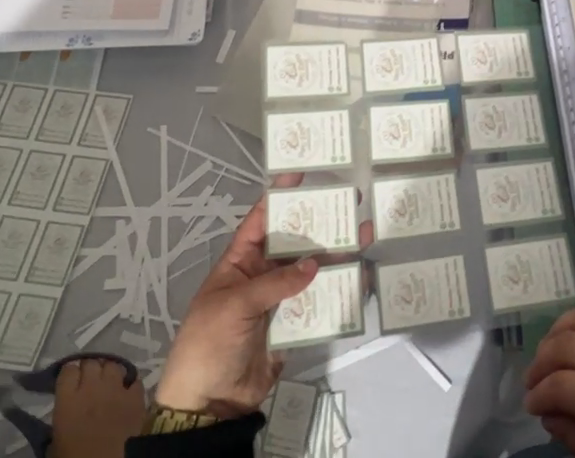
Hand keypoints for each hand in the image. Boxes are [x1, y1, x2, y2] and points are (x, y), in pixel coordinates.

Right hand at [51, 358, 148, 457]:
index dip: (69, 373)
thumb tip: (67, 407)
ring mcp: (116, 390)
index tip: (71, 379)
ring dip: (109, 371)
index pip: (68, 370)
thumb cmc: (73, 457)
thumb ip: (62, 414)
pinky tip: (127, 392)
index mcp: (68, 400)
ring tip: (108, 382)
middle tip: (89, 380)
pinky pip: (134, 381)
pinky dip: (130, 385)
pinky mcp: (135, 397)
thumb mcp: (56, 438)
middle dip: (89, 368)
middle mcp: (92, 387)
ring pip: (113, 365)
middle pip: (91, 363)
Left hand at [152, 173, 369, 416]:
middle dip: (320, 223)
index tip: (301, 174)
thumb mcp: (235, 305)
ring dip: (337, 255)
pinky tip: (362, 278)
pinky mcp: (294, 323)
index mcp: (239, 263)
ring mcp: (279, 299)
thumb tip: (315, 264)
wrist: (210, 402)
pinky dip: (340, 290)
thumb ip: (276, 283)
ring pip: (312, 269)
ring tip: (364, 236)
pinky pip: (319, 300)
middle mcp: (262, 275)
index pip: (260, 221)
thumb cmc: (210, 343)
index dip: (279, 197)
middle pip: (295, 242)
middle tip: (349, 202)